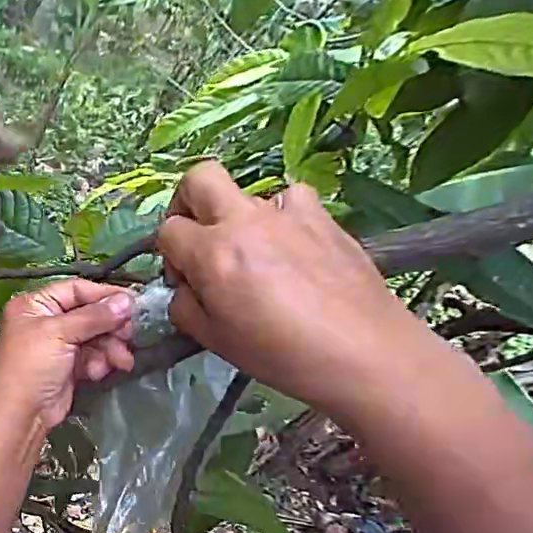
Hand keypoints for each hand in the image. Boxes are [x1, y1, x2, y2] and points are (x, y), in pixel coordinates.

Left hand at [0, 278, 136, 428]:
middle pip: (89, 314)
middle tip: (129, 333)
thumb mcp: (59, 334)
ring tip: (120, 359)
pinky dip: (101, 362)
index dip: (103, 295)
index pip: (75, 290)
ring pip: (96, 336)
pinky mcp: (69, 365)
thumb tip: (126, 301)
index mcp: (35, 305)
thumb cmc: (30, 367)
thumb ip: (94, 316)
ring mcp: (58, 344)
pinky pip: (94, 355)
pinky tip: (99, 372)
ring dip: (110, 347)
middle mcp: (46, 321)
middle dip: (111, 325)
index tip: (131, 302)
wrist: (21, 414)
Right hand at [157, 162, 461, 426]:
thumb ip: (185, 305)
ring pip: (247, 191)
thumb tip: (186, 287)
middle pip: (199, 178)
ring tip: (254, 252)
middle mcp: (245, 222)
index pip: (168, 229)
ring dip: (238, 216)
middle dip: (187, 201)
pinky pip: (292, 199)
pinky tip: (291, 245)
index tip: (185, 279)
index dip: (169, 253)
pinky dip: (282, 216)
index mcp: (212, 253)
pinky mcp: (323, 218)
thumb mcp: (213, 339)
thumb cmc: (280, 354)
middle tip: (198, 236)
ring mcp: (287, 214)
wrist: (364, 353)